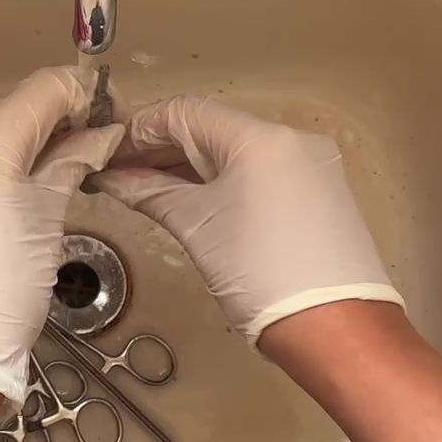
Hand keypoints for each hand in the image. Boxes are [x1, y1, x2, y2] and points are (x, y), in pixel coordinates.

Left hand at [0, 67, 125, 404]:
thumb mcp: (47, 223)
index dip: (80, 94)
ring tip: (50, 169)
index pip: (39, 91)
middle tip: (87, 142)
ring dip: (16, 144)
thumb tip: (99, 134)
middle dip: (49, 120)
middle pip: (4, 112)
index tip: (106, 111)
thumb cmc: (3, 295)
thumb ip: (71, 164)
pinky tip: (5, 194)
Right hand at [91, 95, 401, 345]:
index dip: (139, 129)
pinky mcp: (316, 193)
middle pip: (209, 128)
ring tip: (142, 188)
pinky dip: (215, 181)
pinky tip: (186, 198)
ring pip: (231, 152)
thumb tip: (110, 178)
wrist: (336, 329)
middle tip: (116, 172)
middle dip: (159, 148)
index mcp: (258, 138)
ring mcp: (308, 166)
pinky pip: (254, 173)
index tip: (106, 154)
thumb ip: (148, 192)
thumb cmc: (258, 271)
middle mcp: (289, 139)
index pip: (184, 112)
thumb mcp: (194, 226)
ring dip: (184, 166)